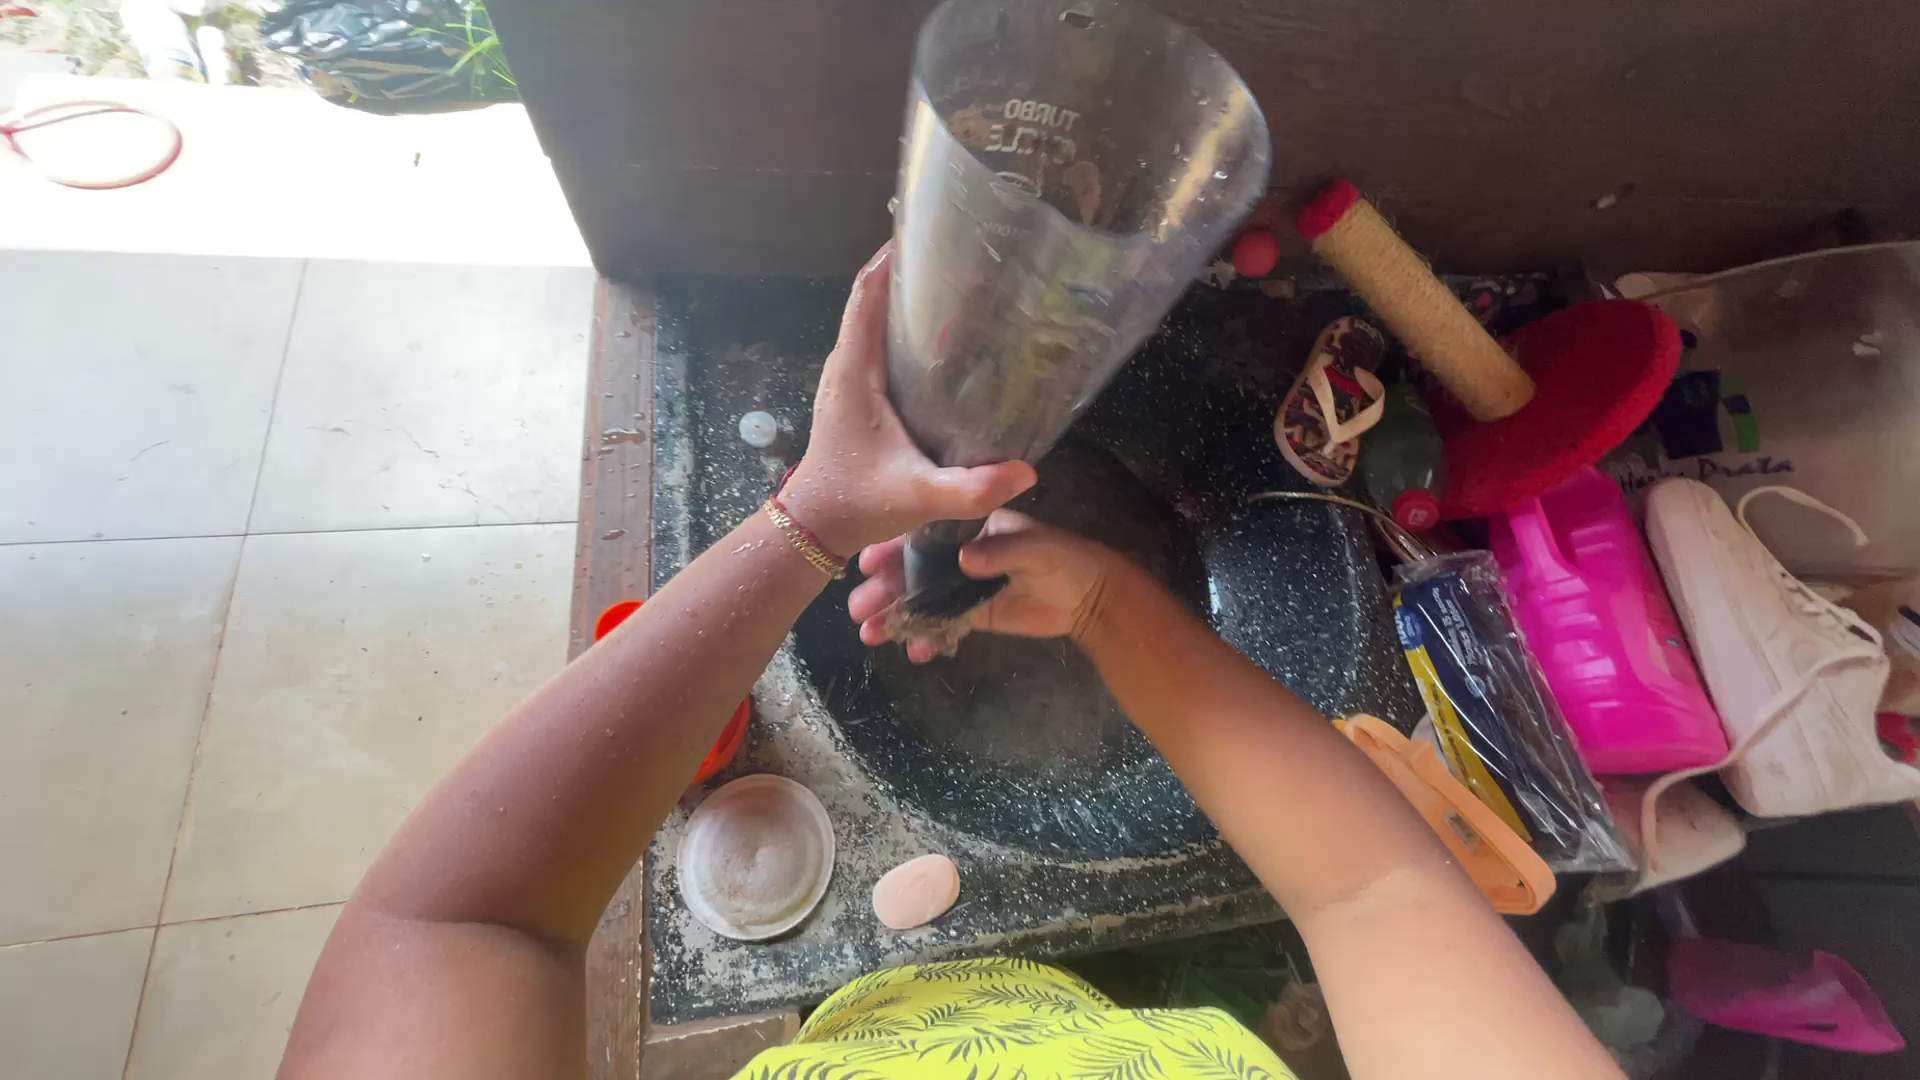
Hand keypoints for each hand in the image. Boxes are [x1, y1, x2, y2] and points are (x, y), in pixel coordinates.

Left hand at [779, 244, 1036, 555]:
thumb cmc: (857, 504)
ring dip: (907, 305)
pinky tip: (940, 348)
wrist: (815, 527)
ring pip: (874, 324)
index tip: (932, 237)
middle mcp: (845, 366)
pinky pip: (877, 349)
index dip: (894, 260)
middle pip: (873, 300)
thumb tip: (1027, 474)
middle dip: (911, 276)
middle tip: (962, 266)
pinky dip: (903, 335)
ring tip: (958, 296)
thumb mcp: (918, 497)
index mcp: (854, 372)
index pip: (867, 294)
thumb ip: (970, 490)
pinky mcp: (854, 398)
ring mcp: (846, 381)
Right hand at [848, 510, 1119, 662]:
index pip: (925, 535)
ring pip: (922, 600)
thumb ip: (1002, 552)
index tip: (867, 563)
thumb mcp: (1038, 548)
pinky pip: (945, 626)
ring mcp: (964, 586)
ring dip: (897, 615)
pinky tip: (913, 651)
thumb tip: (964, 559)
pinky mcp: (974, 614)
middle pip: (914, 571)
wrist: (1091, 599)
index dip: (894, 548)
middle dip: (885, 588)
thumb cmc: (1066, 560)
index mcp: (970, 529)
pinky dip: (929, 638)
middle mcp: (959, 554)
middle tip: (857, 608)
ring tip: (870, 634)